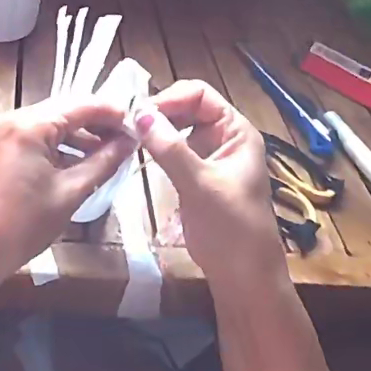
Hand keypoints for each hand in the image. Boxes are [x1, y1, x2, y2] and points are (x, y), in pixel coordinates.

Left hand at [0, 97, 135, 293]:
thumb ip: (103, 162)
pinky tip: (82, 163)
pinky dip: (60, 146)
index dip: (113, 112)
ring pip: (51, 124)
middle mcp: (14, 118)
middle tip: (129, 140)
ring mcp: (3, 133)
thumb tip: (129, 142)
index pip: (81, 104)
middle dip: (97, 123)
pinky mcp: (0, 149)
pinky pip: (37, 138)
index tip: (140, 126)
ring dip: (80, 136)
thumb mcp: (70, 193)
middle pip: (65, 110)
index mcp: (30, 124)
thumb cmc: (22, 224)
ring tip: (111, 154)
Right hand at [132, 80, 284, 285]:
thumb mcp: (201, 185)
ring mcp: (207, 154)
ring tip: (128, 136)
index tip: (140, 115)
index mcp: (236, 131)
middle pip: (185, 105)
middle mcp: (222, 136)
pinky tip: (137, 151)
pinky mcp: (192, 172)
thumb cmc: (232, 228)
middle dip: (157, 110)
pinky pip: (170, 146)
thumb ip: (170, 148)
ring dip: (153, 126)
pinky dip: (153, 144)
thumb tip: (139, 114)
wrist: (242, 276)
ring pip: (175, 125)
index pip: (199, 94)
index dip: (169, 99)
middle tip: (128, 126)